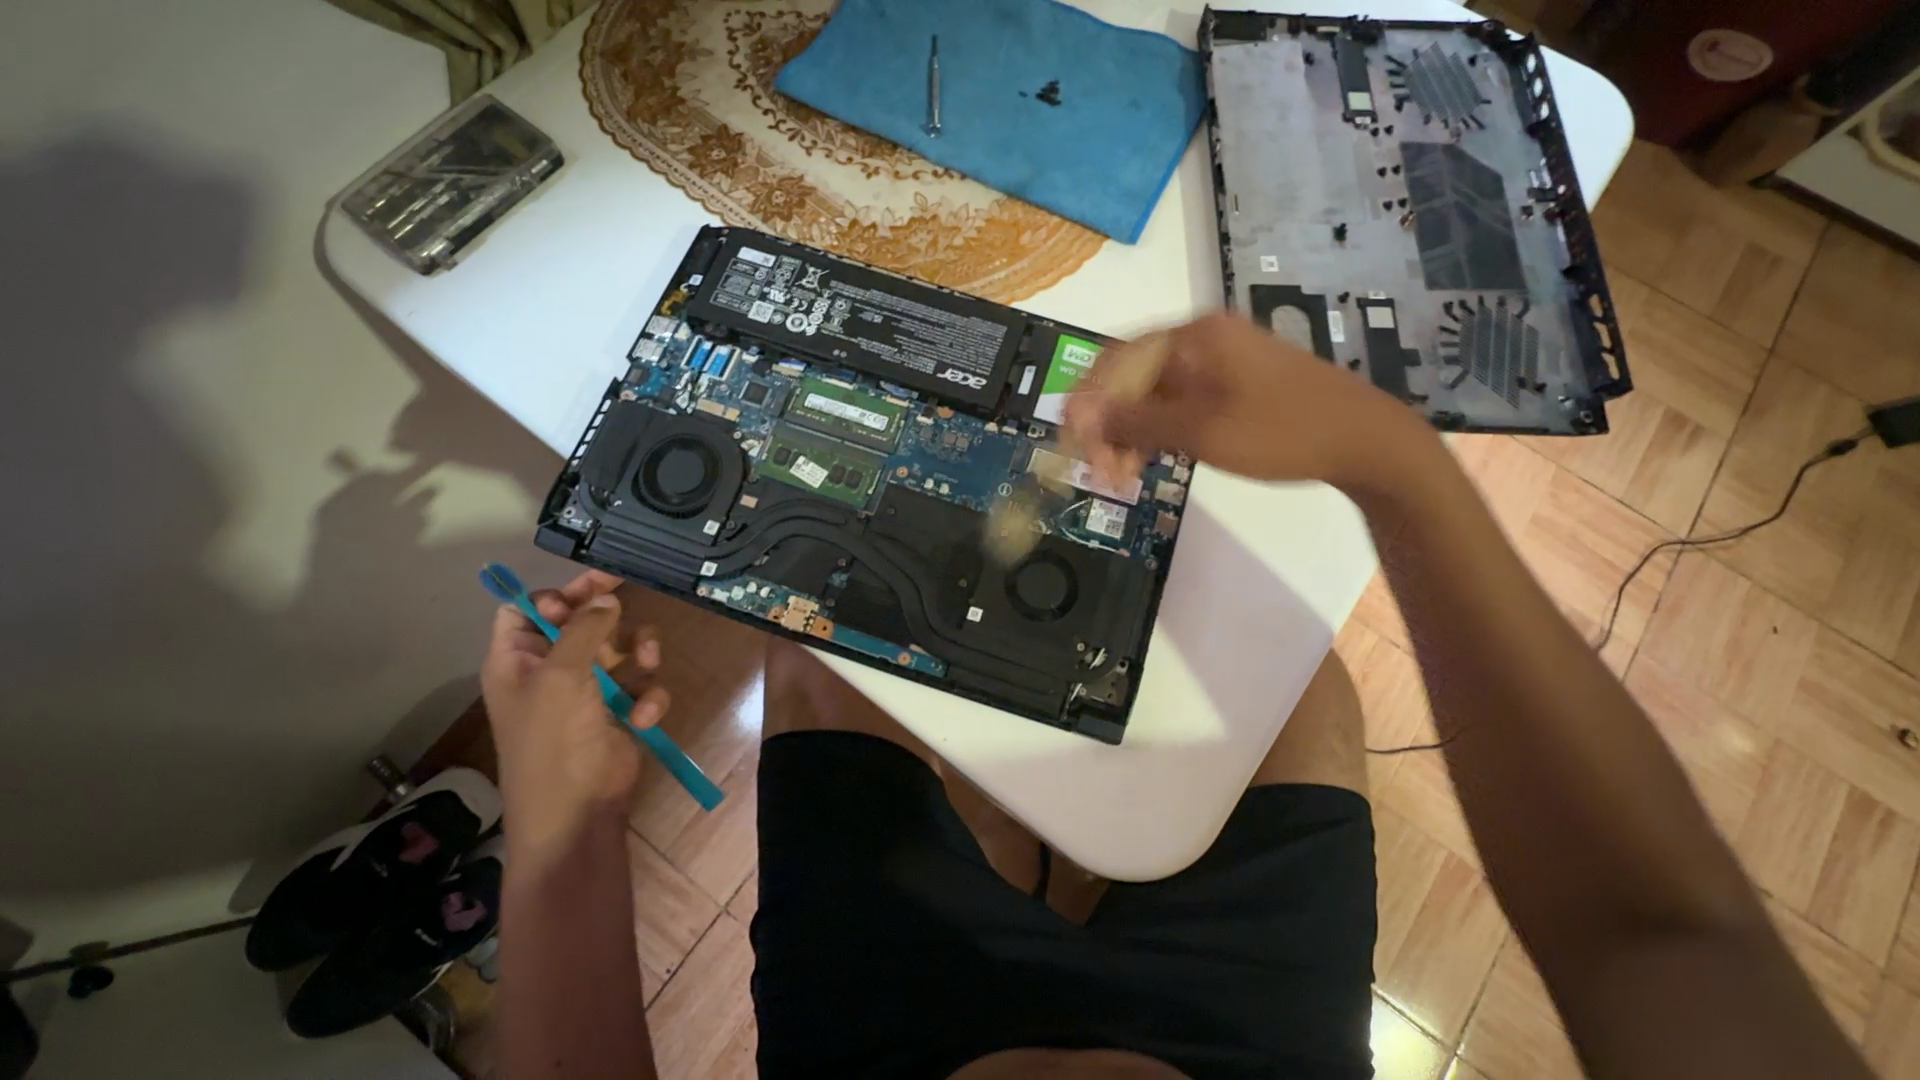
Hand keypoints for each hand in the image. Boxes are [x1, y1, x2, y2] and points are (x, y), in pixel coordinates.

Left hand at [480, 571, 668, 853]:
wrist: (577, 812)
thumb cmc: (553, 741)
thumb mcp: (562, 677)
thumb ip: (584, 628)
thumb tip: (606, 597)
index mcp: (517, 660)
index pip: (528, 609)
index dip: (557, 595)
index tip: (590, 587)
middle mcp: (550, 671)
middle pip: (580, 622)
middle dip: (607, 617)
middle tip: (626, 593)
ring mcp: (587, 692)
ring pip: (620, 648)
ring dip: (638, 652)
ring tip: (646, 665)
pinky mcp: (619, 712)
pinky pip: (641, 685)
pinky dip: (648, 697)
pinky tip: (643, 717)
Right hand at [1064, 312, 1433, 491]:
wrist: (1366, 441)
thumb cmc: (1281, 432)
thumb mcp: (1199, 431)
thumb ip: (1133, 421)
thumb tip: (1076, 413)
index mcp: (1192, 337)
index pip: (1114, 361)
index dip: (1085, 405)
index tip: (1070, 447)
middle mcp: (1201, 340)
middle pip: (1132, 379)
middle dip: (1109, 427)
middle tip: (1101, 474)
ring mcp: (1221, 361)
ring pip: (1155, 395)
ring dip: (1132, 435)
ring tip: (1124, 477)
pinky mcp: (1235, 384)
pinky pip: (1181, 403)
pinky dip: (1161, 432)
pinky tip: (1153, 462)